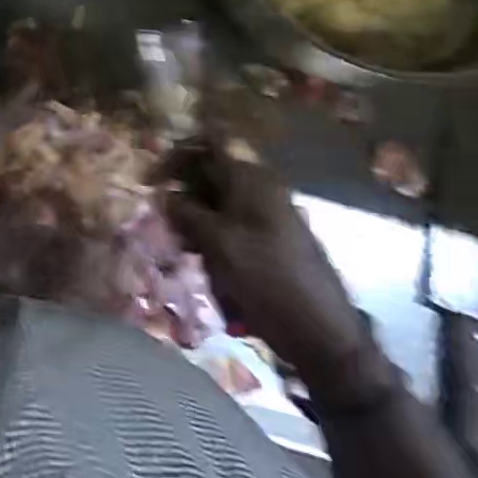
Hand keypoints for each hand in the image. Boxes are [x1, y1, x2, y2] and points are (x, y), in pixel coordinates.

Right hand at [167, 148, 389, 401]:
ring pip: (219, 198)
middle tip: (160, 212)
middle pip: (212, 170)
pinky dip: (211, 231)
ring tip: (178, 240)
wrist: (324, 336)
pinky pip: (233, 221)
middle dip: (182, 187)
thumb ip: (187, 212)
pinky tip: (199, 256)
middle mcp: (262, 187)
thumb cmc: (267, 281)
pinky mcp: (272, 239)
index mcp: (252, 179)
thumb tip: (165, 193)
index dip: (178, 151)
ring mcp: (270, 214)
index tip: (153, 176)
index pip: (211, 142)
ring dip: (194, 213)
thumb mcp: (218, 244)